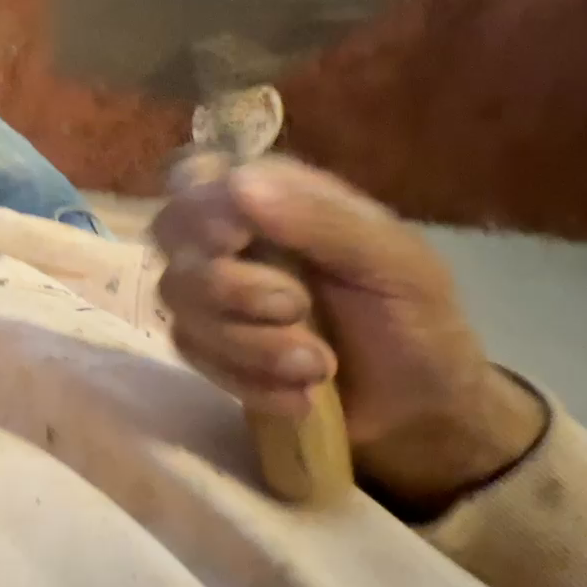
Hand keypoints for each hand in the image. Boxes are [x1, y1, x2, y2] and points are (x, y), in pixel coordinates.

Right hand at [150, 154, 546, 511]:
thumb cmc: (413, 319)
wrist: (418, 412)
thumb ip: (320, 219)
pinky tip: (299, 391)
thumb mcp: (394, 262)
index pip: (194, 173)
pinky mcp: (198, 340)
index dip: (201, 204)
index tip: (235, 239)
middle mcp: (222, 234)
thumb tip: (237, 184)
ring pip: (176, 294)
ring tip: (318, 364)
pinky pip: (189, 347)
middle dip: (227, 280)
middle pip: (168, 231)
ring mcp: (204, 288)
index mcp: (268, 195)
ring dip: (252, 340)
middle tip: (294, 307)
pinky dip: (249, 377)